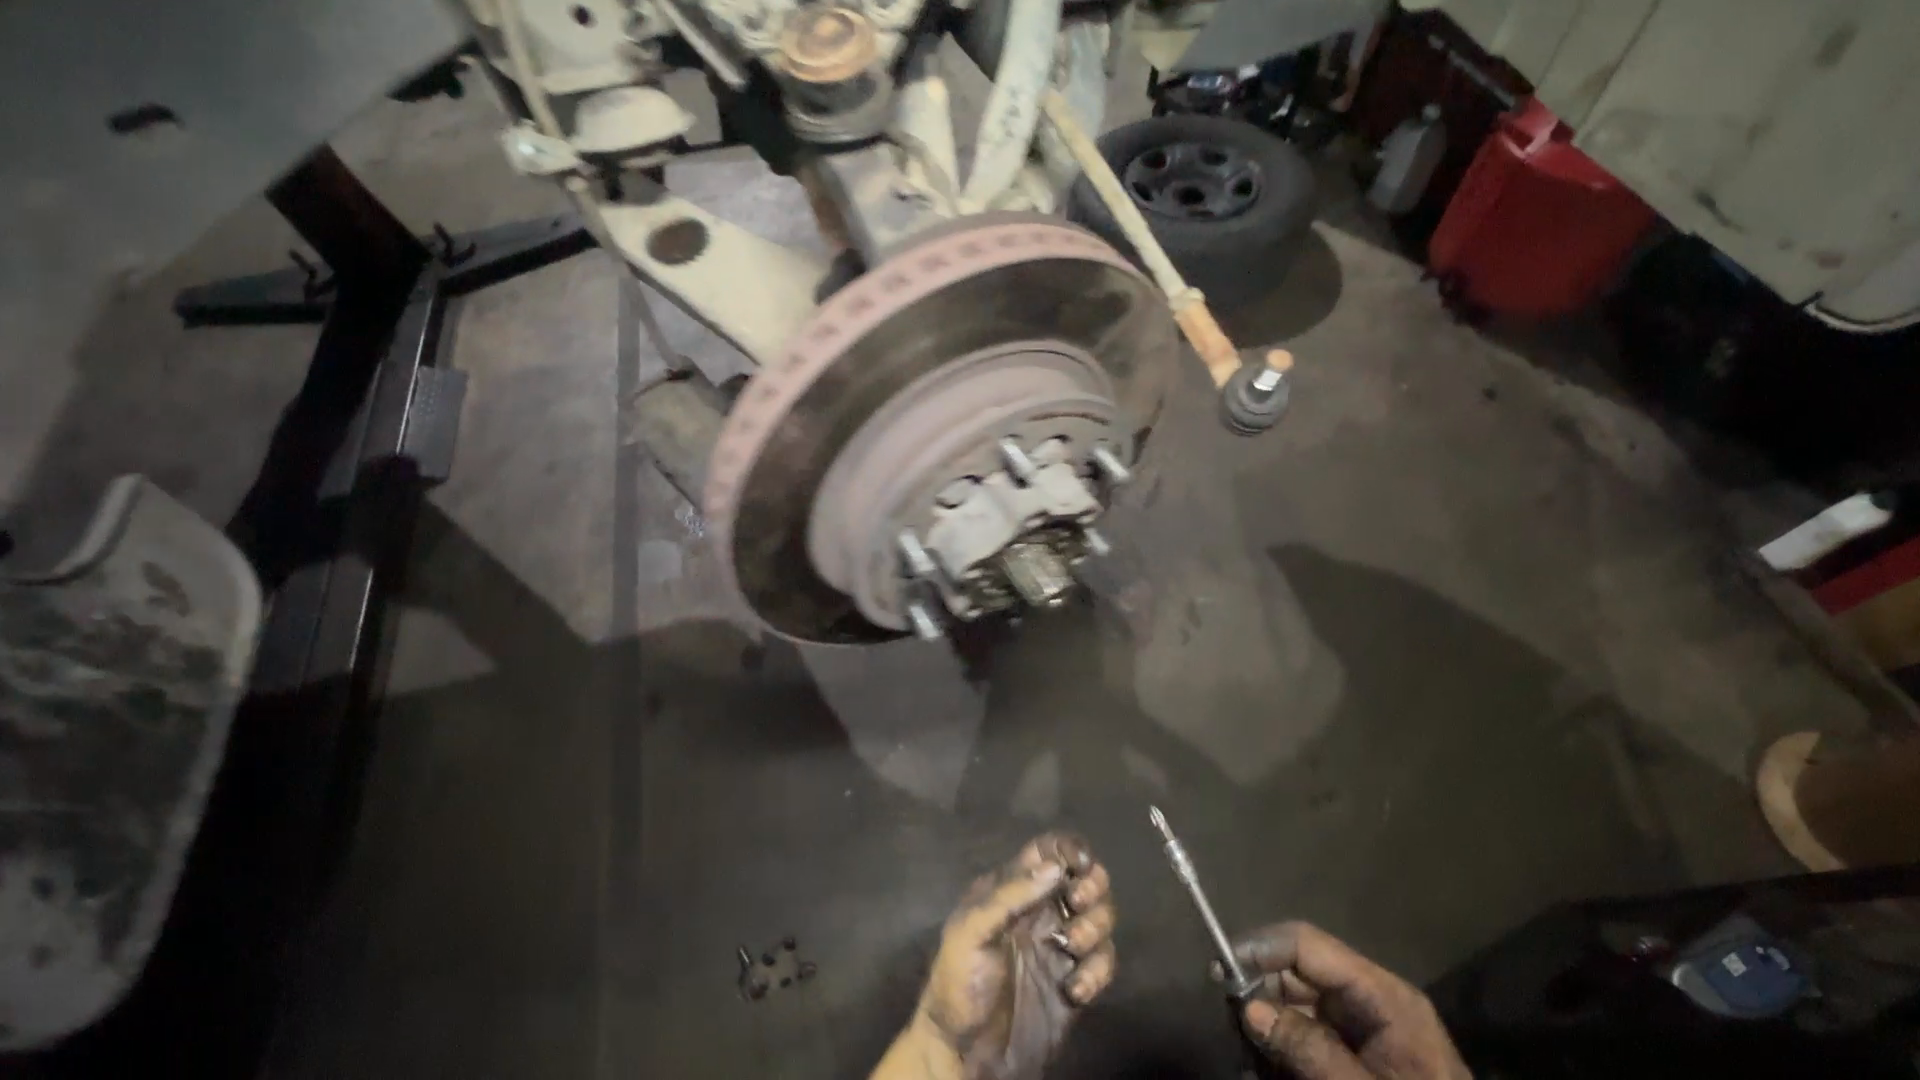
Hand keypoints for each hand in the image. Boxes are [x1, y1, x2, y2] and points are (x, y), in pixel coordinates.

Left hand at [873, 833, 1115, 1079]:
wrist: (965, 1054)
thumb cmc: (961, 983)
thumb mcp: (972, 932)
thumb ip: (1010, 895)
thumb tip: (1055, 867)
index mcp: (1010, 892)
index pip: (1046, 851)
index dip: (1069, 849)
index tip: (1081, 864)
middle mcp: (1039, 913)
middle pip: (1084, 880)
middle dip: (1092, 887)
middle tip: (1077, 905)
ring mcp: (1059, 948)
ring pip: (1100, 918)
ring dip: (1095, 927)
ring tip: (1071, 949)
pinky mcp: (1076, 983)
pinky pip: (1104, 962)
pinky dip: (1098, 971)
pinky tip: (1075, 990)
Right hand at [1217, 922, 1467, 1079]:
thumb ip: (1309, 1050)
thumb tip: (1250, 1008)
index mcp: (1381, 995)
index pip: (1307, 944)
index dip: (1259, 948)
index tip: (1218, 972)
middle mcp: (1369, 1000)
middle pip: (1295, 973)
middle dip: (1257, 995)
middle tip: (1230, 1031)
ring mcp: (1362, 1028)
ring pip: (1293, 1005)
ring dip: (1264, 1028)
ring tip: (1247, 1061)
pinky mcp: (1354, 1055)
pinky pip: (1305, 1036)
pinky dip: (1279, 1050)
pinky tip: (1263, 1071)